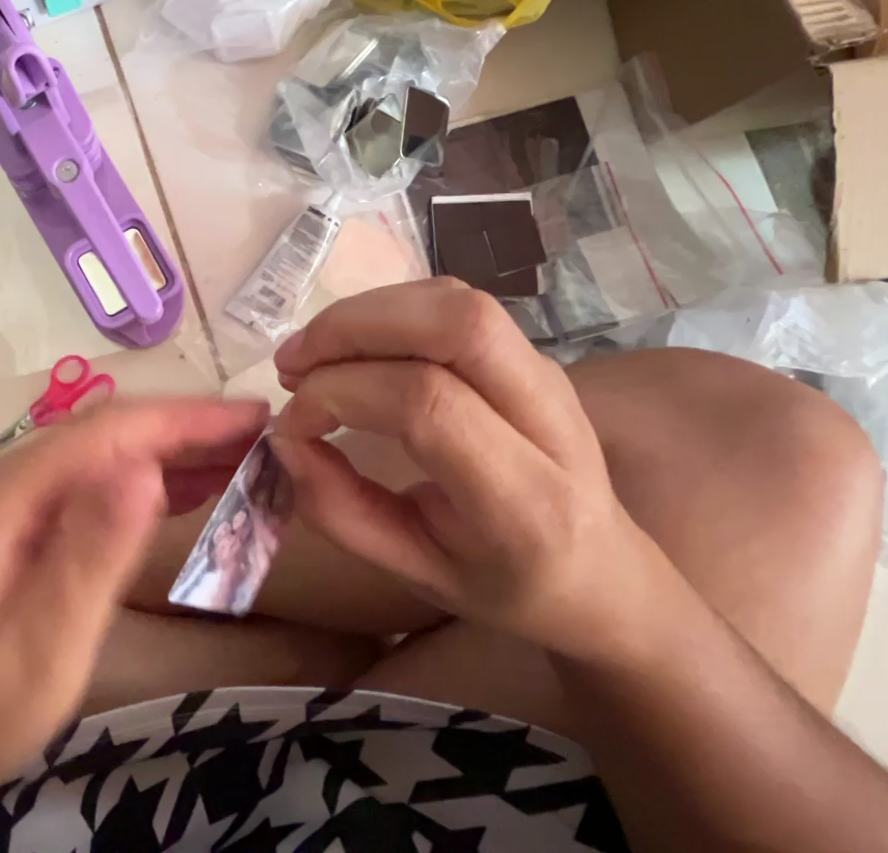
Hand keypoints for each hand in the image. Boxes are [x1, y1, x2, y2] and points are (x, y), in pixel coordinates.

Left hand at [0, 397, 270, 789]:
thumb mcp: (45, 648)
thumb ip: (92, 556)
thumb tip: (146, 470)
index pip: (103, 434)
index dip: (183, 419)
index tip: (254, 419)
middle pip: (103, 432)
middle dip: (185, 427)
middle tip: (264, 435)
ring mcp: (2, 493)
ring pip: (101, 450)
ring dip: (171, 448)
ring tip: (245, 454)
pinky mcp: (16, 514)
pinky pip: (90, 478)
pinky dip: (146, 477)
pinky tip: (194, 484)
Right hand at [270, 280, 668, 661]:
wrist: (602, 574)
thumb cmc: (504, 586)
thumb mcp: (415, 573)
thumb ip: (342, 511)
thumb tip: (285, 439)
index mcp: (524, 500)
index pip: (428, 404)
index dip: (340, 395)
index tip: (293, 426)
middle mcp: (551, 421)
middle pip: (456, 324)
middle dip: (353, 328)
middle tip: (292, 364)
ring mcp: (549, 376)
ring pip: (455, 302)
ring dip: (366, 313)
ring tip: (311, 353)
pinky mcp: (532, 354)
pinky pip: (455, 305)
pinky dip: (388, 310)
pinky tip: (352, 345)